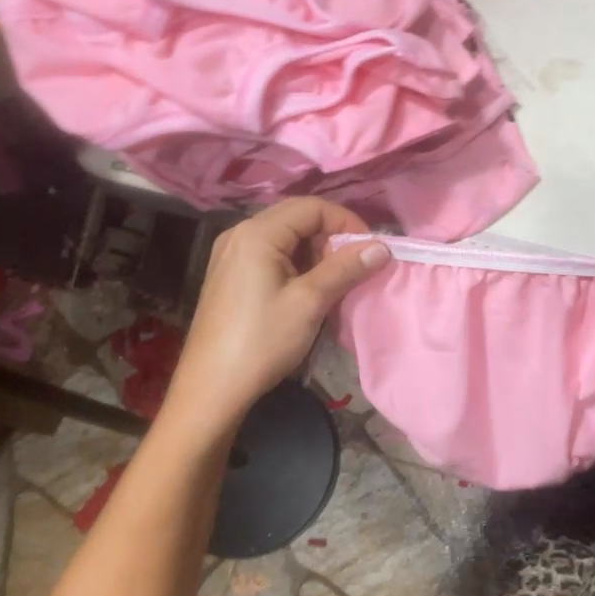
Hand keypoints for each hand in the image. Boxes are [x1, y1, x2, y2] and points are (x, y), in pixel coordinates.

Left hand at [158, 198, 387, 440]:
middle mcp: (240, 235)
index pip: (312, 207)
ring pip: (286, 238)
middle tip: (355, 268)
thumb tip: (382, 247)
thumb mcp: (310, 302)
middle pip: (297, 218)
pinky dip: (298, 266)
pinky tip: (310, 293)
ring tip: (336, 283)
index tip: (369, 252)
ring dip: (317, 254)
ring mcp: (231, 256)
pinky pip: (272, 256)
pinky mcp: (231, 276)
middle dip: (332, 238)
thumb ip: (346, 268)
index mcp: (257, 234)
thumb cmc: (262, 341)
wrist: (212, 388)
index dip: (347, 223)